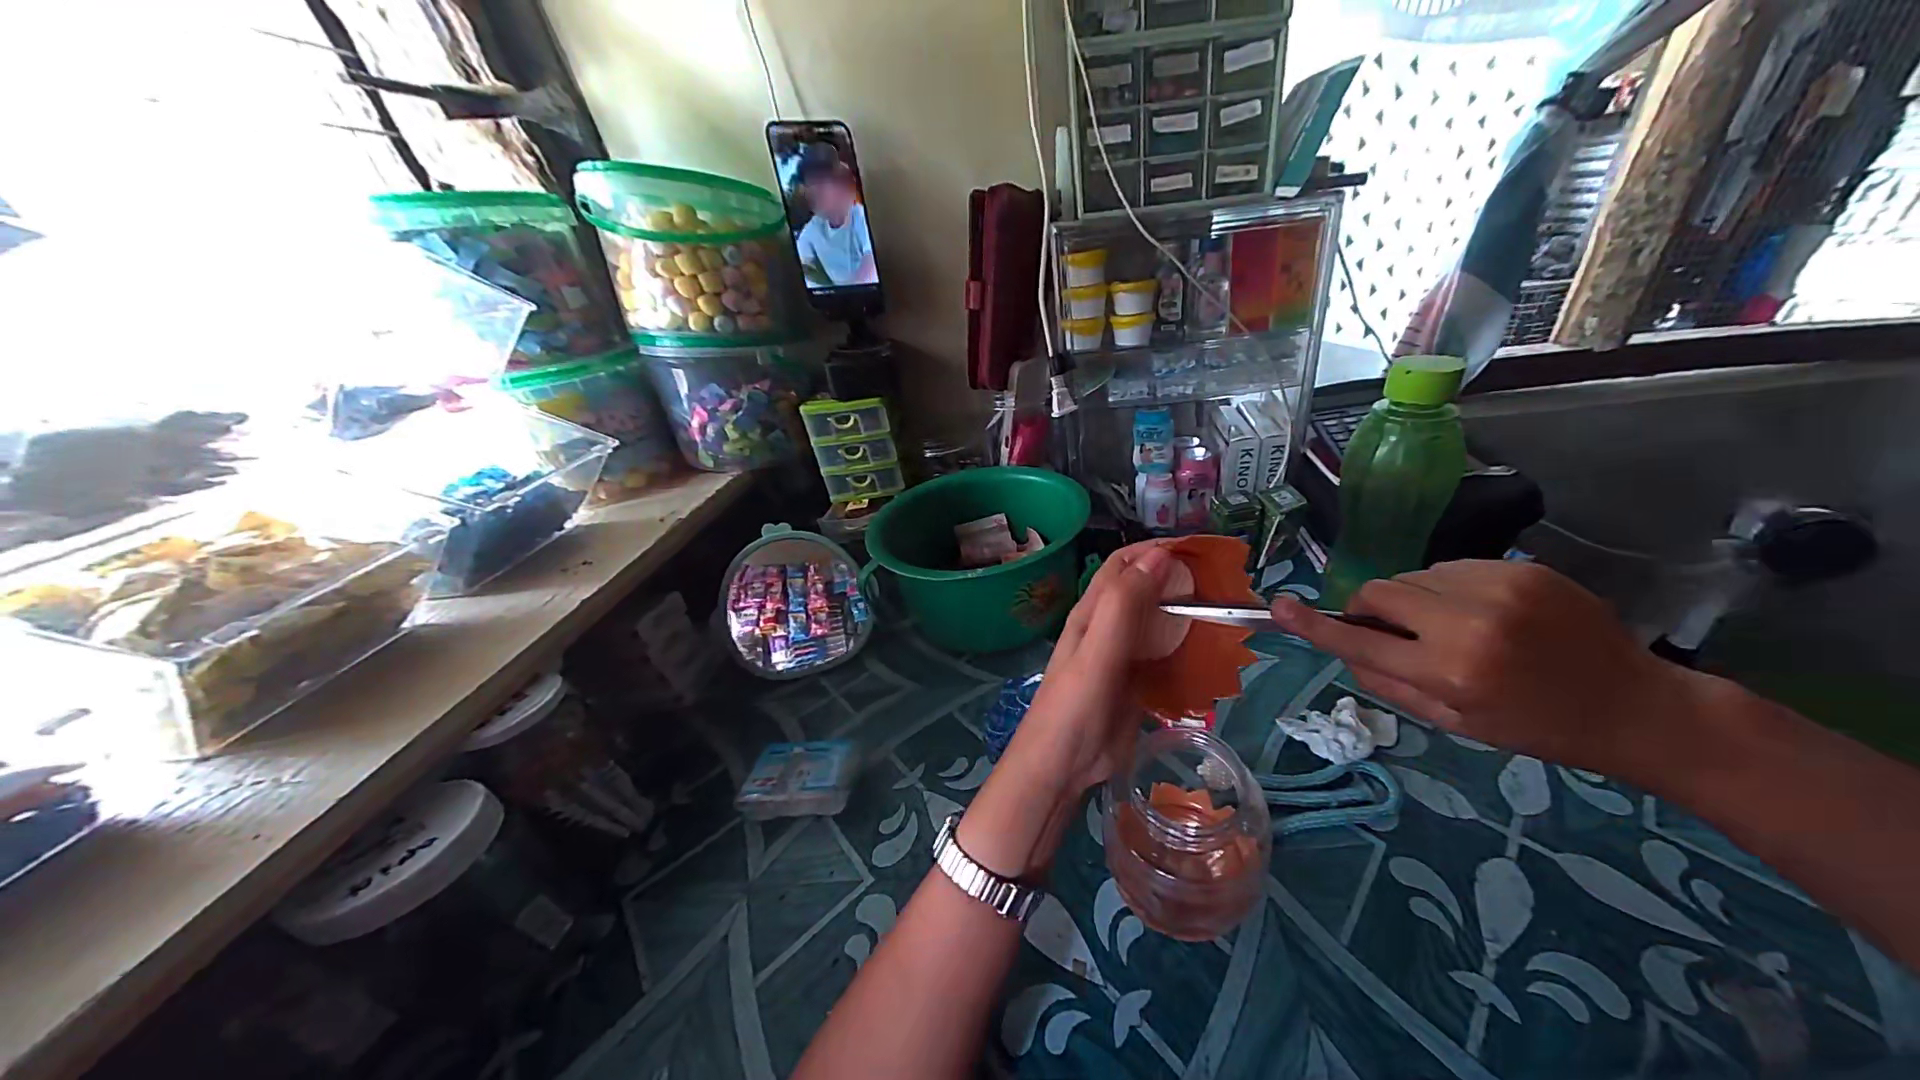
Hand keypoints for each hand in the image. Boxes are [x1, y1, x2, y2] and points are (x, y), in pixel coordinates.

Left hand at [956, 541, 1194, 878]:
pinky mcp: (1137, 685)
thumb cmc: (1075, 706)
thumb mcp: (1098, 650)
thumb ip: (1124, 604)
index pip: (1125, 564)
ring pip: (1159, 623)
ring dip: (1189, 613)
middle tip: (1227, 581)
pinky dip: (1190, 650)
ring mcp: (1123, 657)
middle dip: (1181, 578)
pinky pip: (1167, 657)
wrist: (1062, 768)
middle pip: (1146, 590)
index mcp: (1092, 612)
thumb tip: (1159, 556)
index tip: (1202, 547)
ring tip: (1231, 613)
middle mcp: (1108, 628)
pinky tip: (1216, 656)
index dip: (1158, 548)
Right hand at [1269, 559, 1685, 774]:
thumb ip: (1390, 685)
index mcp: (1450, 673)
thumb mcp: (1455, 724)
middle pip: (1378, 592)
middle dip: (1371, 610)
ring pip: (1412, 577)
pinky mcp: (1520, 568)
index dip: (1315, 626)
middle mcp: (1468, 624)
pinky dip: (1447, 589)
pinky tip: (1482, 612)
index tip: (1279, 608)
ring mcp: (1497, 588)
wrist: (1636, 706)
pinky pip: (1449, 568)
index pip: (1360, 643)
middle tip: (1395, 633)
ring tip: (1453, 626)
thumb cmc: (1537, 727)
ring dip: (1413, 600)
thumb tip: (1347, 649)